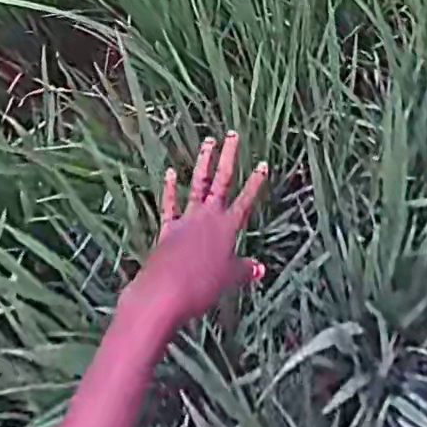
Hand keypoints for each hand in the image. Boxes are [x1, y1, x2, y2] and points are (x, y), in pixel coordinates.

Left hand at [120, 131, 267, 330]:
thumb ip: (243, 270)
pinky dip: (170, 188)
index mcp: (227, 227)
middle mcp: (208, 217)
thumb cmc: (201, 287)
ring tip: (208, 141)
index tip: (262, 163)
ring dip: (203, 162)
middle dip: (228, 157)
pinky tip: (170, 172)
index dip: (255, 182)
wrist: (163, 292)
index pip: (245, 200)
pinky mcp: (168, 229)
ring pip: (198, 184)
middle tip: (232, 134)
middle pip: (221, 181)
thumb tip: (261, 268)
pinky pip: (170, 204)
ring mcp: (186, 219)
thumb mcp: (228, 280)